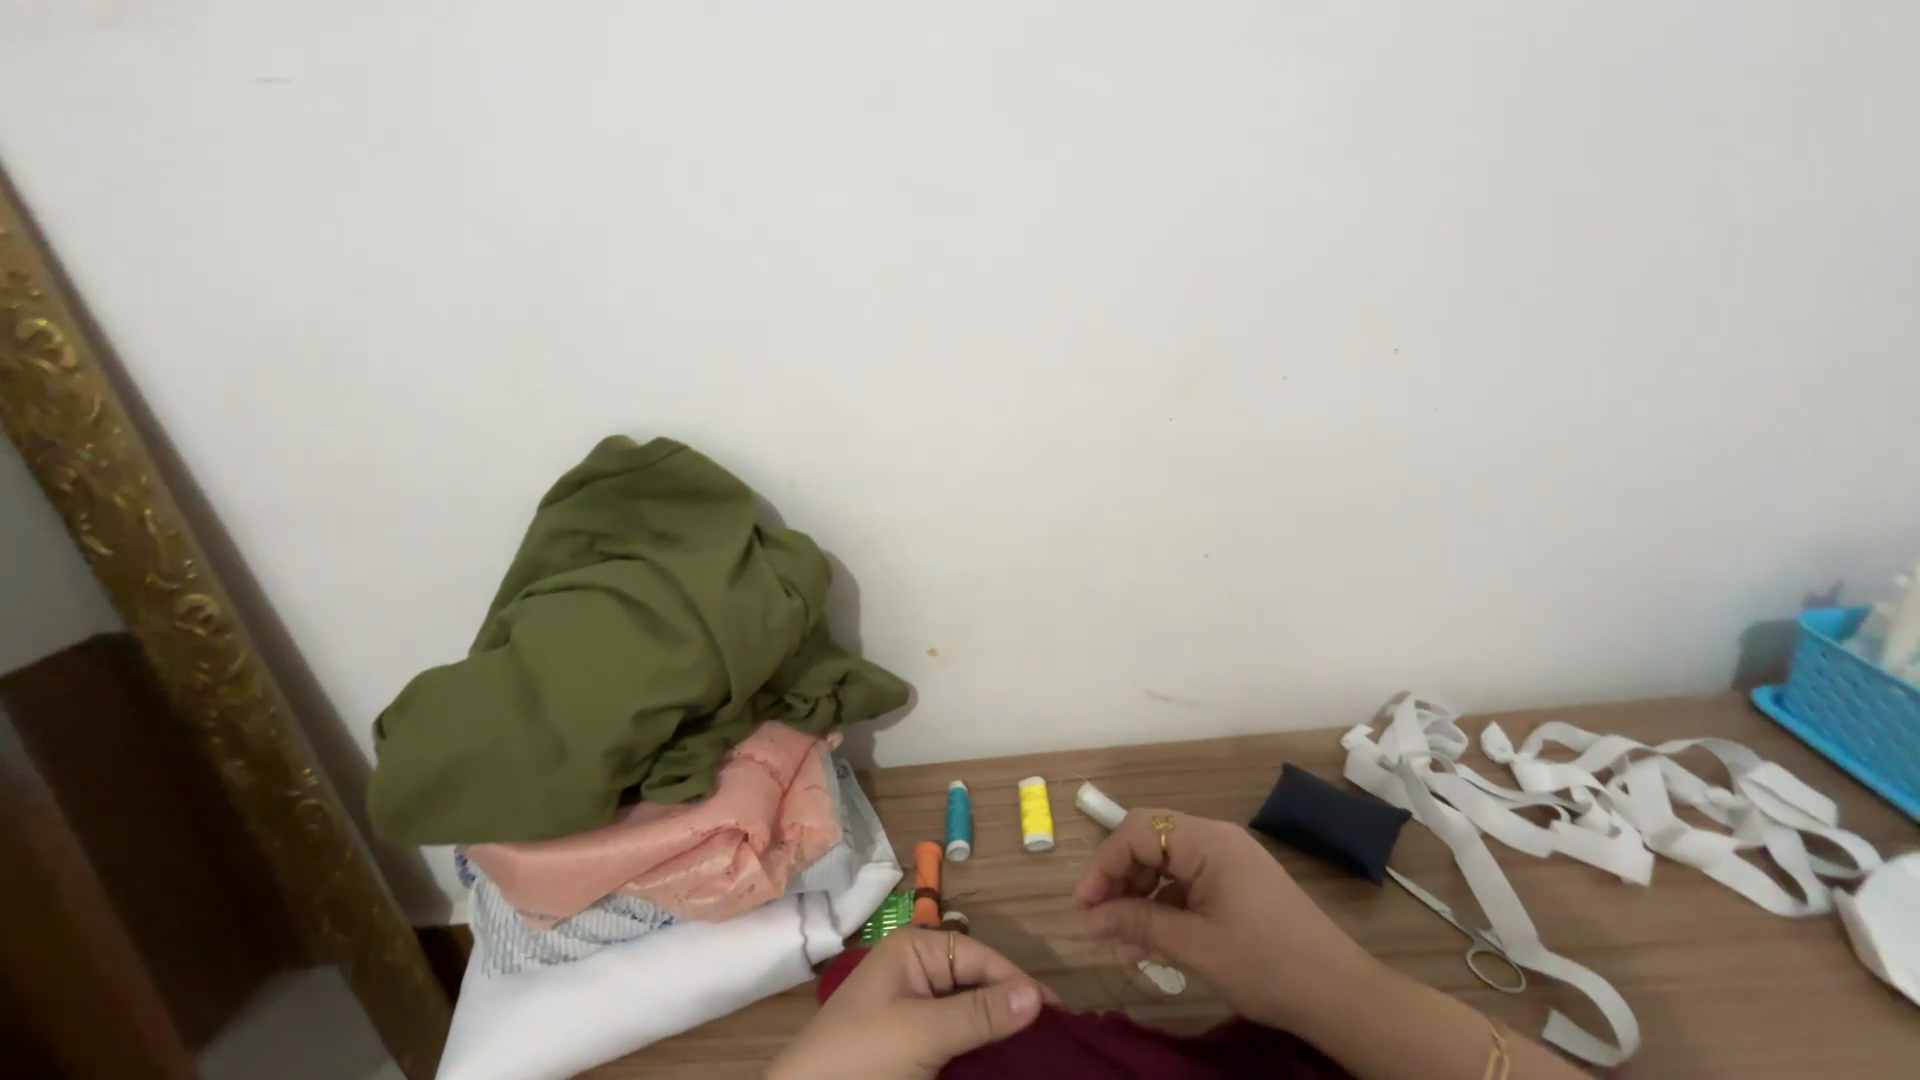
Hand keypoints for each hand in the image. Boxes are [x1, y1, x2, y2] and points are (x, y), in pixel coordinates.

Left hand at [768, 929, 1058, 1079]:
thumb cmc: (861, 1056)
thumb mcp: (922, 1033)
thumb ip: (979, 1014)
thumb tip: (1038, 996)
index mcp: (913, 951)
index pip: (979, 957)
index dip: (1018, 982)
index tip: (1059, 1013)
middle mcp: (916, 971)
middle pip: (977, 981)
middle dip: (1012, 1006)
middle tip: (1057, 1035)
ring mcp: (914, 1008)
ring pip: (970, 1011)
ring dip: (999, 1030)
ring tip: (1040, 1049)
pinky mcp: (913, 1043)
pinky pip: (958, 1037)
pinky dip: (981, 1049)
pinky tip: (1006, 1062)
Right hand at [1073, 809, 1379, 1030]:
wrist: (1341, 995)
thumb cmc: (1266, 965)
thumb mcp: (1195, 946)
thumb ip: (1138, 923)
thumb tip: (1089, 919)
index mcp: (1208, 841)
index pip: (1137, 831)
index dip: (1104, 864)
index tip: (1084, 906)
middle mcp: (1216, 838)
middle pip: (1149, 839)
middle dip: (1118, 877)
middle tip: (1099, 919)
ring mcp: (1229, 858)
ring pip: (1165, 860)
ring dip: (1139, 893)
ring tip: (1122, 938)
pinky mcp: (1237, 881)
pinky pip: (1187, 879)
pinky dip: (1164, 902)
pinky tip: (1152, 939)